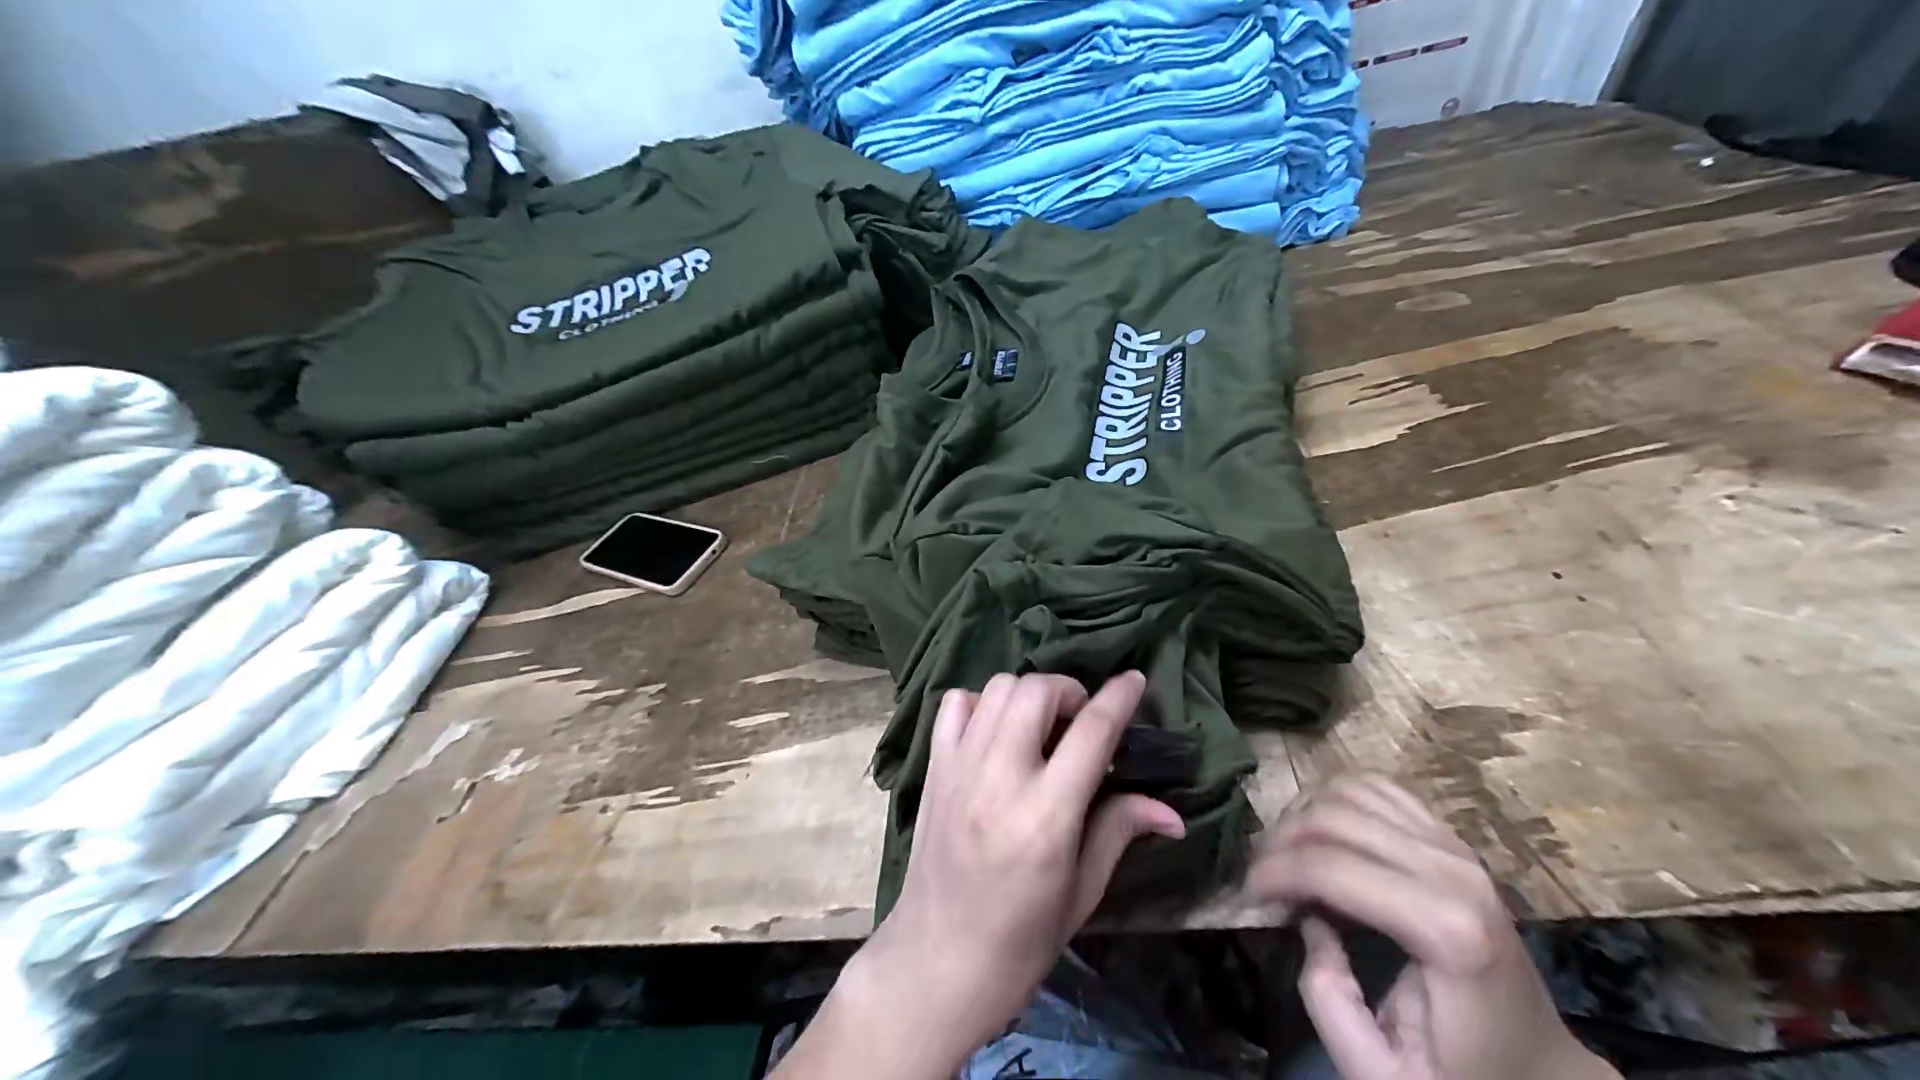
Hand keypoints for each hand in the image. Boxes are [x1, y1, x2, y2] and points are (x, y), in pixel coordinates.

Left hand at [773, 672, 1183, 1079]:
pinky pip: (954, 704)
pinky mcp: (933, 767)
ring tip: (1042, 726)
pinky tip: (995, 732)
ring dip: (1029, 694)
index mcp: (1046, 816)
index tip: (1135, 679)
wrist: (939, 959)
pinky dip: (981, 703)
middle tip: (1081, 722)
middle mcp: (999, 778)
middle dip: (1070, 691)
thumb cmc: (1021, 939)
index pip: (1091, 732)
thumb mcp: (1082, 892)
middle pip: (1037, 691)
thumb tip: (1173, 811)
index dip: (1119, 697)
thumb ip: (1120, 830)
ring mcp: (959, 767)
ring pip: (997, 688)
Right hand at [1250, 774, 1619, 1079]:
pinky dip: (1333, 797)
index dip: (1272, 873)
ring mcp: (1455, 847)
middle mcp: (1454, 872)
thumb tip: (1310, 924)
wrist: (1541, 1066)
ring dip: (1301, 813)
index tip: (1246, 899)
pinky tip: (1320, 832)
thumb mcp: (1386, 1073)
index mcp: (1445, 930)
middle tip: (1260, 878)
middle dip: (1278, 841)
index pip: (1330, 866)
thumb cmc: (1464, 1074)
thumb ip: (1329, 1002)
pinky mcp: (1449, 838)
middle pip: (1333, 818)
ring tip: (1286, 855)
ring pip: (1348, 790)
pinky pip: (1375, 786)